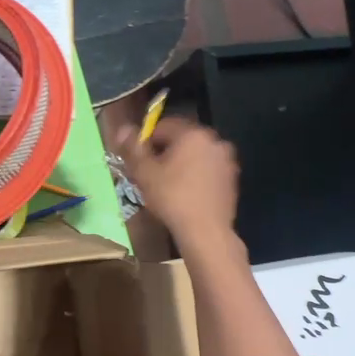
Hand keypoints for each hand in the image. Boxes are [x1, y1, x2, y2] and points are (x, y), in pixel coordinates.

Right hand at [113, 116, 240, 250]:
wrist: (205, 229)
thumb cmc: (171, 197)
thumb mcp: (143, 173)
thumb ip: (132, 148)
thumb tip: (122, 129)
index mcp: (192, 134)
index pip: (162, 126)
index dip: (145, 141)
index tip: (138, 161)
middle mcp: (214, 140)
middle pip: (180, 139)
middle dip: (163, 152)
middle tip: (150, 173)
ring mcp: (226, 159)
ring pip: (194, 154)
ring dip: (180, 162)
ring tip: (167, 184)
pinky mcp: (232, 176)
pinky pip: (207, 167)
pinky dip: (194, 174)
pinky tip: (185, 192)